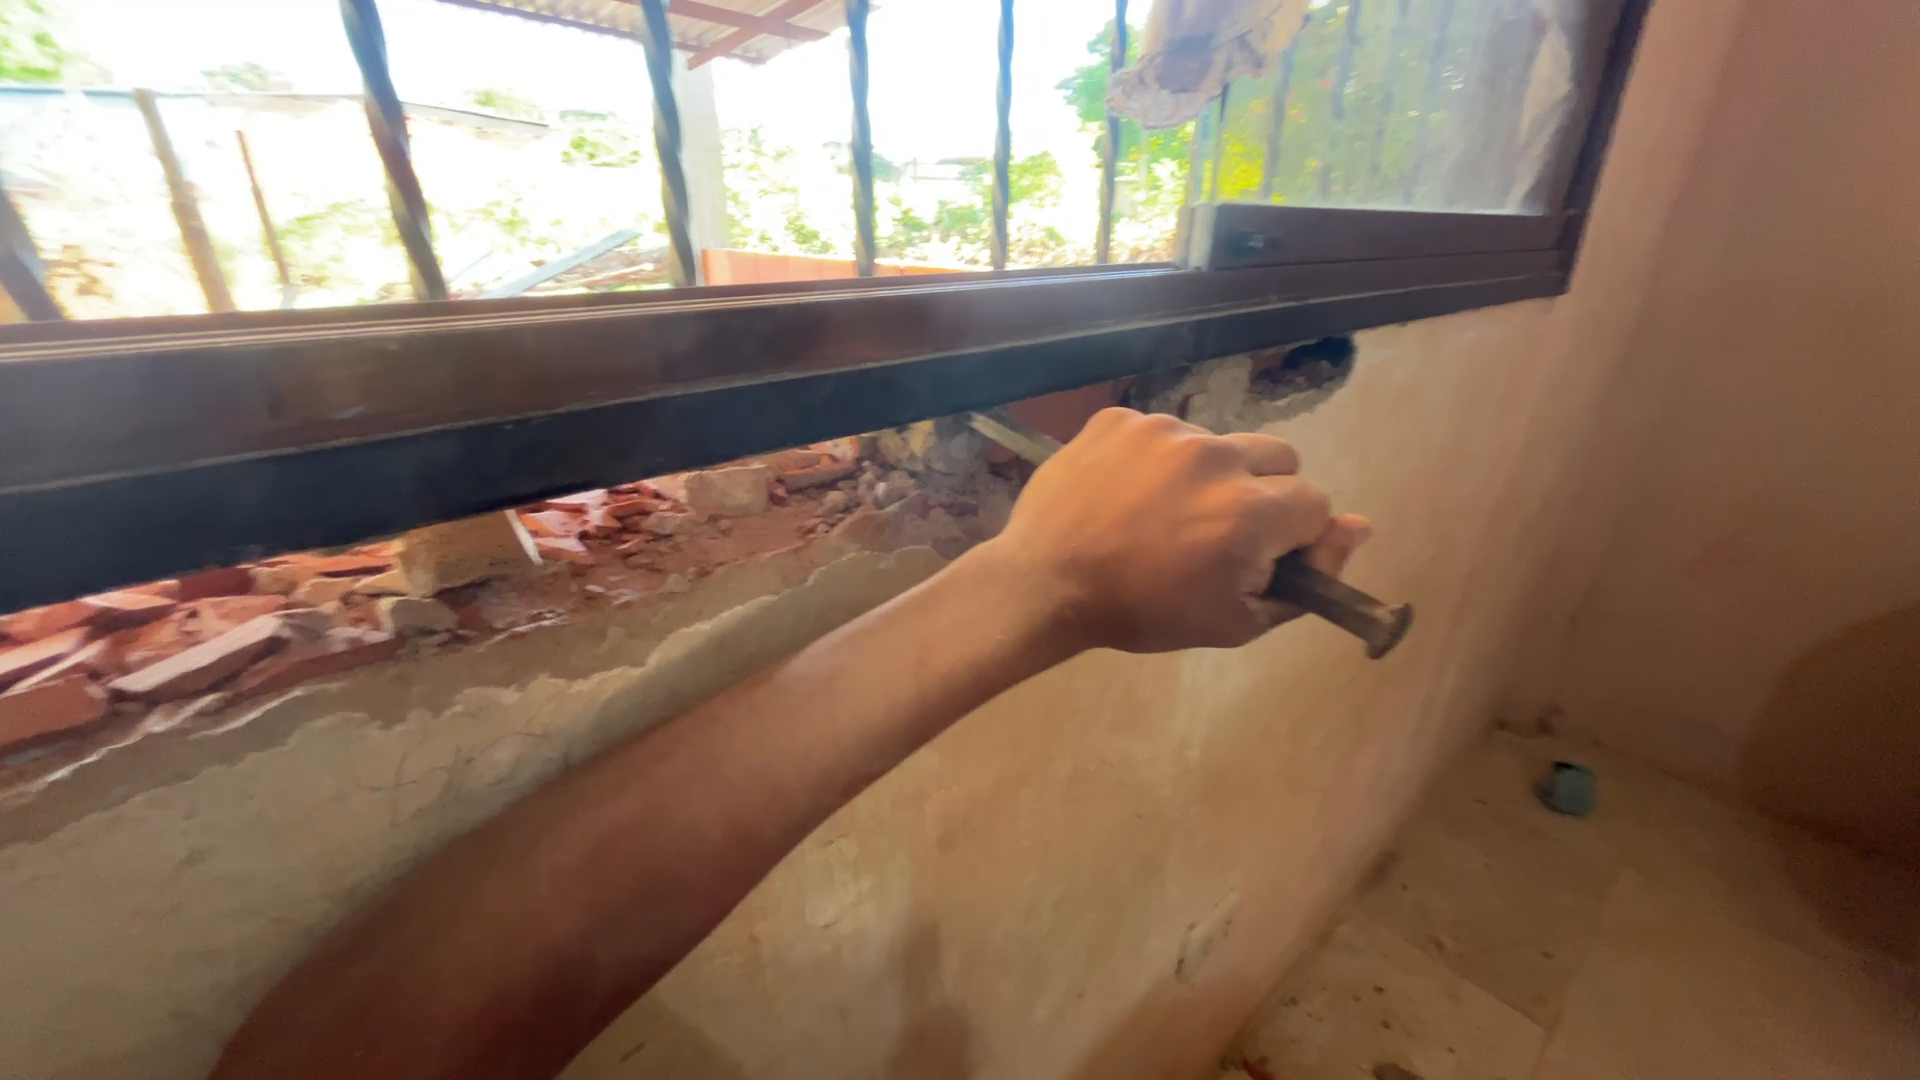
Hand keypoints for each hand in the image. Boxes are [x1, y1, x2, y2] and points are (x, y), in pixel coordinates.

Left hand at [984, 407, 1370, 653]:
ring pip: (1218, 442)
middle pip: (1278, 458)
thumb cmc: (1141, 613)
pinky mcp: (1117, 418)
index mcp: (1250, 510)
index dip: (1291, 535)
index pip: (1315, 503)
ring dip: (1207, 473)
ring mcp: (1161, 429)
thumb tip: (1358, 525)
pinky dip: (1155, 459)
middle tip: (1213, 530)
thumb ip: (1306, 579)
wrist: (1044, 584)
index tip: (1254, 555)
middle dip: (1262, 493)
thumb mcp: (1234, 621)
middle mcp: (1214, 455)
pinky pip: (1161, 431)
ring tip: (1159, 513)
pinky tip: (1125, 492)